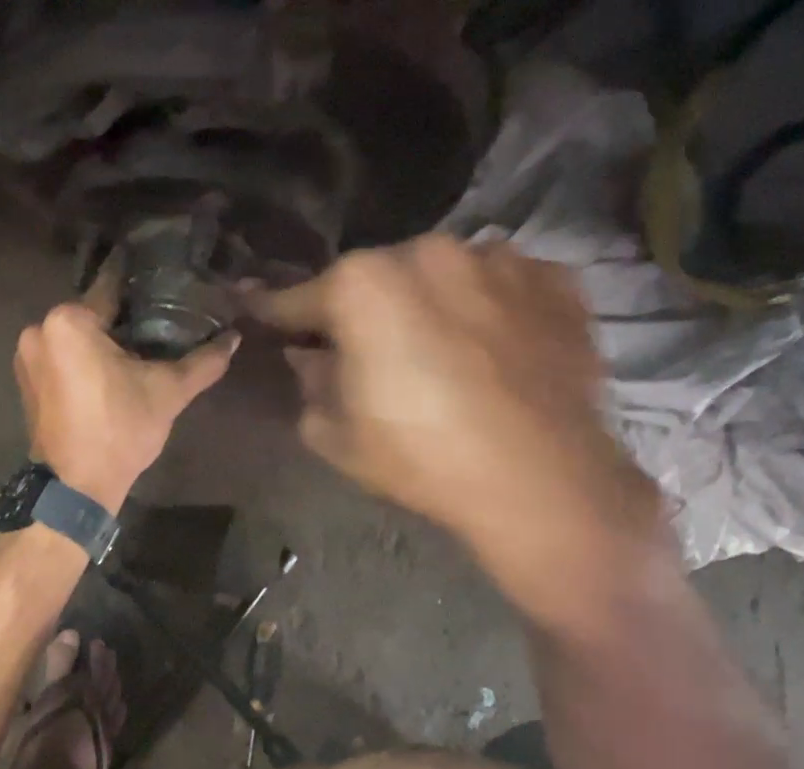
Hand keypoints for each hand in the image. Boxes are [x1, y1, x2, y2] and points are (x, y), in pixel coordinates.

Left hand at [13, 278, 237, 508]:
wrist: (76, 488)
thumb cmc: (118, 432)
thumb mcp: (167, 392)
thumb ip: (202, 361)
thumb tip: (233, 339)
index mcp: (68, 322)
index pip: (113, 288)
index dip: (144, 287)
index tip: (167, 278)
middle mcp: (39, 330)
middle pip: (93, 314)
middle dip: (124, 319)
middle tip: (162, 323)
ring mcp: (27, 357)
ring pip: (76, 338)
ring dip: (103, 342)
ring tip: (141, 349)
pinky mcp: (25, 382)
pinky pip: (61, 358)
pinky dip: (83, 361)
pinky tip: (112, 371)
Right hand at [246, 235, 663, 614]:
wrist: (539, 480)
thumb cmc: (419, 456)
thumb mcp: (332, 433)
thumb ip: (309, 381)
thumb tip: (310, 356)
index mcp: (361, 286)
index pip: (296, 298)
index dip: (270, 313)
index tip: (249, 309)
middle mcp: (428, 253)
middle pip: (372, 279)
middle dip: (357, 310)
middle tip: (359, 352)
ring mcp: (498, 260)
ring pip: (438, 276)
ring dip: (424, 304)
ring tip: (433, 351)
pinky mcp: (554, 280)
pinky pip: (497, 286)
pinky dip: (483, 308)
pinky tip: (486, 349)